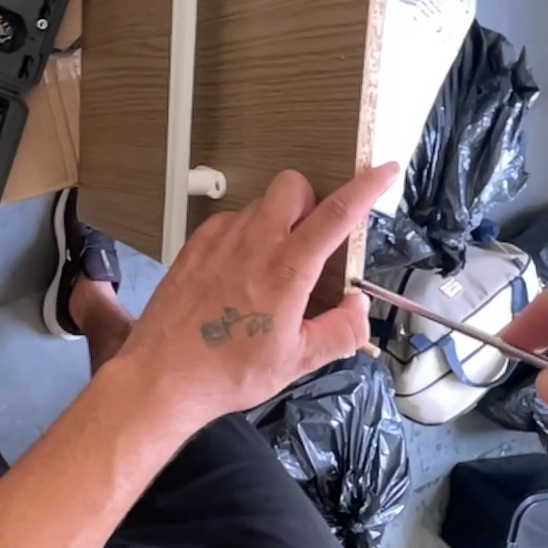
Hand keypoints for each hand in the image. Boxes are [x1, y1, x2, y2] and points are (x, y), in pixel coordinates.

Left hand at [112, 164, 400, 423]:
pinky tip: (239, 274)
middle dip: (310, 200)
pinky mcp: (195, 246)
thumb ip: (341, 331)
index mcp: (286, 269)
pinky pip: (229, 223)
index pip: (336, 213)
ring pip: (259, 205)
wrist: (163, 376)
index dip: (367, 187)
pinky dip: (243, 236)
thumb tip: (358, 309)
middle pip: (291, 186)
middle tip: (311, 240)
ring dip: (275, 223)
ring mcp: (218, 240)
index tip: (383, 171)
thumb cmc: (225, 371)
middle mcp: (252, 243)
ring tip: (270, 268)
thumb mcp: (297, 361)